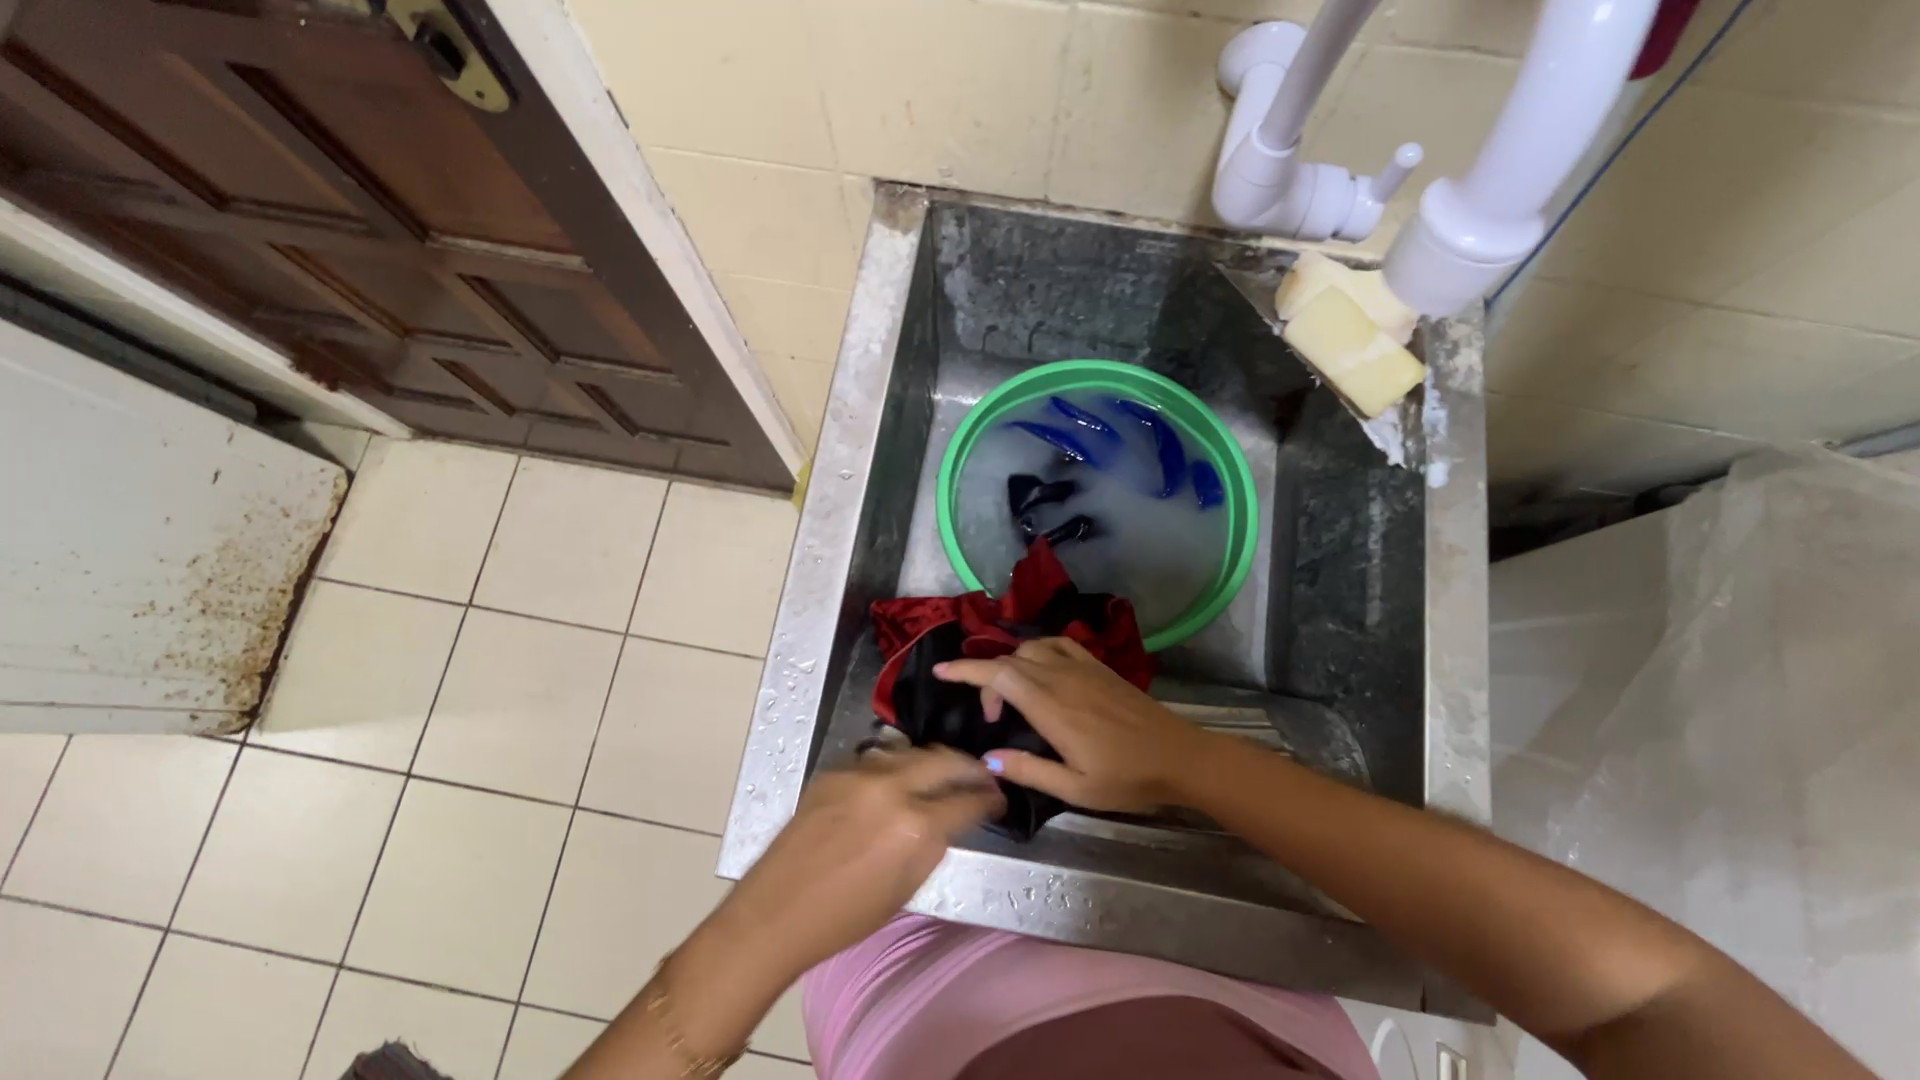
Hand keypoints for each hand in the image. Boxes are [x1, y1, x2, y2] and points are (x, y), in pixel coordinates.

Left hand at [714, 747, 1002, 978]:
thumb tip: (948, 819)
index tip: (997, 798)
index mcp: (915, 827)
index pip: (967, 799)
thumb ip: (933, 844)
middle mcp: (890, 789)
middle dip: (968, 767)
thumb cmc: (845, 918)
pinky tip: (898, 780)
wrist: (776, 911)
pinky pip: (877, 759)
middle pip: (944, 759)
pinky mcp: (833, 772)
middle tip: (980, 776)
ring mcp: (859, 775)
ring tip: (942, 774)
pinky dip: (895, 766)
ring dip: (932, 761)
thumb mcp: (906, 887)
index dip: (989, 798)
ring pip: (910, 751)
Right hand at [933, 637, 1217, 813]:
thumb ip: (1029, 771)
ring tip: (1010, 693)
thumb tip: (987, 758)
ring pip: (1031, 648)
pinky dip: (1037, 651)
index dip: (965, 669)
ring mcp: (1083, 668)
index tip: (942, 672)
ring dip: (1010, 663)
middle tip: (989, 715)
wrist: (1179, 757)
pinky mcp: (1099, 667)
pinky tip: (1039, 670)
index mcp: (1052, 708)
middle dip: (985, 677)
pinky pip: (1058, 645)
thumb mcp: (1075, 789)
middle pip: (1010, 660)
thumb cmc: (1127, 779)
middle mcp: (1063, 679)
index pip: (998, 675)